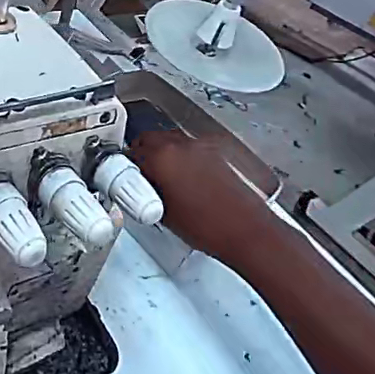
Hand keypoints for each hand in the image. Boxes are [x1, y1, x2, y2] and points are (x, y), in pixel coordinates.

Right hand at [130, 127, 278, 268]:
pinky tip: (187, 180)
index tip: (126, 175)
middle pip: (150, 140)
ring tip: (166, 179)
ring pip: (171, 141)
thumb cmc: (211, 228)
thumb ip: (147, 192)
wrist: (249, 234)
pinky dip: (184, 158)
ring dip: (164, 154)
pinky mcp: (217, 153)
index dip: (125, 166)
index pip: (131, 153)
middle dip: (143, 154)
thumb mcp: (163, 214)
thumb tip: (144, 189)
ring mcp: (201, 147)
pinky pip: (191, 149)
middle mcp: (180, 145)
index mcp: (161, 157)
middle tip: (142, 174)